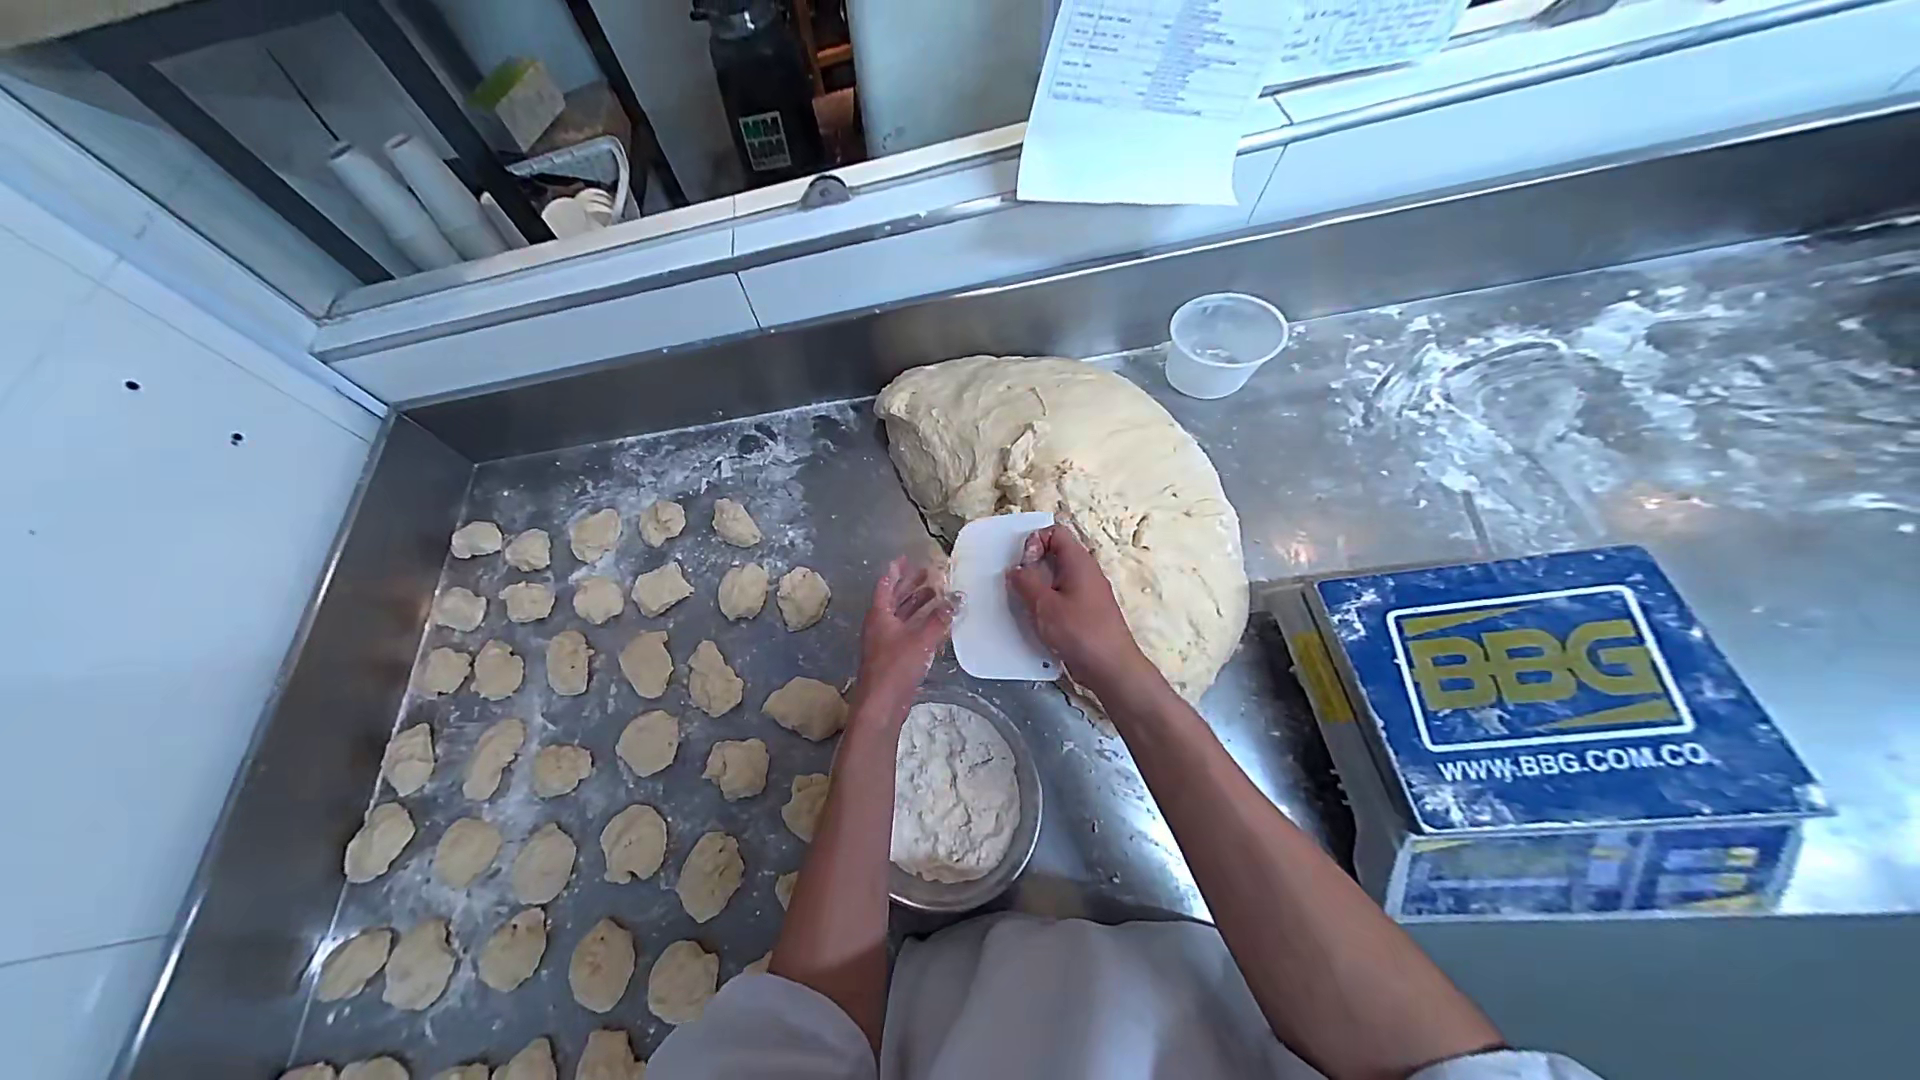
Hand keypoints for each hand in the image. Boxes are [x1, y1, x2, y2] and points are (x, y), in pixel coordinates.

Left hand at [850, 557, 952, 717]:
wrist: (881, 704)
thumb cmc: (895, 667)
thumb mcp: (921, 639)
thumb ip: (941, 618)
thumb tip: (958, 599)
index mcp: (880, 614)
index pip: (886, 585)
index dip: (896, 571)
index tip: (906, 558)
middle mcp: (880, 624)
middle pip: (895, 598)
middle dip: (910, 585)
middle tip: (927, 573)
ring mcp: (885, 641)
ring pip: (902, 615)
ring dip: (917, 604)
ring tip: (936, 595)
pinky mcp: (893, 656)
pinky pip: (907, 631)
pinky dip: (920, 623)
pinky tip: (936, 624)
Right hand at [1007, 524, 1155, 693]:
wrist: (1111, 668)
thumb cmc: (1080, 632)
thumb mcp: (1045, 605)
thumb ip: (1026, 582)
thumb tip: (1016, 569)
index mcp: (1079, 561)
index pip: (1055, 532)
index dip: (1035, 541)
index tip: (1025, 564)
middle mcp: (1086, 572)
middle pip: (1054, 554)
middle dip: (1032, 566)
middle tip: (1020, 586)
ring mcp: (1088, 592)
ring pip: (1056, 578)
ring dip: (1038, 588)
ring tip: (1026, 605)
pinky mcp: (1086, 612)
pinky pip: (1062, 597)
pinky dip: (1048, 603)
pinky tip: (1038, 621)